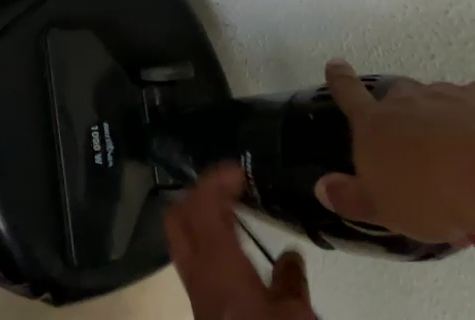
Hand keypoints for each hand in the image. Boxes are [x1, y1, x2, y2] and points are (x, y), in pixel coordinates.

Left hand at [166, 164, 317, 319]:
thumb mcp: (297, 317)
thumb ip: (290, 281)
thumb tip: (290, 256)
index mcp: (219, 267)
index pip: (201, 205)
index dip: (216, 179)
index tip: (240, 169)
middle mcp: (197, 273)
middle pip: (177, 215)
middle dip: (198, 192)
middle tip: (231, 185)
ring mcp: (194, 290)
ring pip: (181, 237)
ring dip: (200, 215)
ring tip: (235, 208)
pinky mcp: (201, 306)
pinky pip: (193, 259)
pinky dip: (207, 240)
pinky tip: (237, 246)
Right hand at [317, 59, 474, 250]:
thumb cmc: (431, 196)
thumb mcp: (382, 209)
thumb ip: (349, 197)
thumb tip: (321, 187)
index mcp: (375, 123)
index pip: (348, 93)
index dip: (340, 79)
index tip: (336, 64)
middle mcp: (408, 101)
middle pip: (400, 100)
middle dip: (407, 124)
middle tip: (425, 168)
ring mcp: (449, 95)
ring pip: (443, 111)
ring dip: (450, 138)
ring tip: (470, 184)